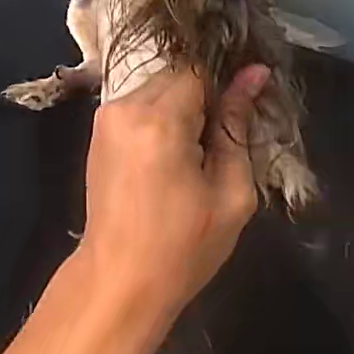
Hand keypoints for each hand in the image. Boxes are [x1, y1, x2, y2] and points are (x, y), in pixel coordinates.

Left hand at [77, 64, 269, 316]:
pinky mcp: (98, 129)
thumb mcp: (231, 191)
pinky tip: (168, 157)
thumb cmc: (183, 247)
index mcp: (160, 121)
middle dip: (203, 99)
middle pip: (179, 74)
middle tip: (216, 145)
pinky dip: (160, 118)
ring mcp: (107, 116)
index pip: (202, 70)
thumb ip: (239, 124)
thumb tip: (255, 73)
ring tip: (192, 155)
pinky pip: (141, 104)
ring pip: (160, 86)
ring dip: (182, 108)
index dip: (225, 89)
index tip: (238, 116)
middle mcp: (127, 107)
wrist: (117, 283)